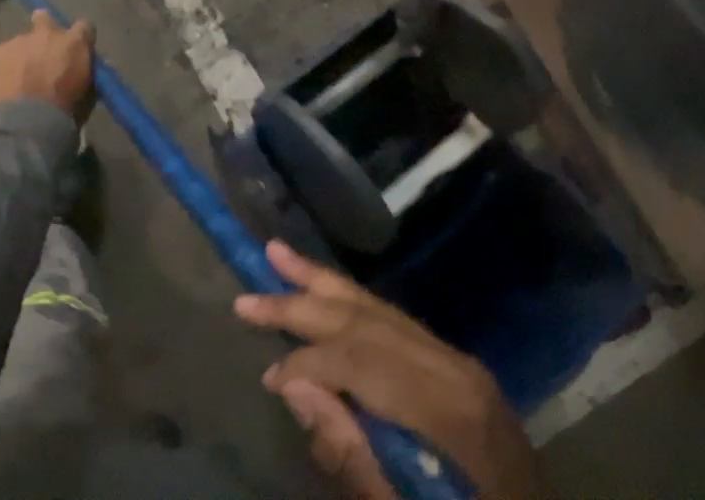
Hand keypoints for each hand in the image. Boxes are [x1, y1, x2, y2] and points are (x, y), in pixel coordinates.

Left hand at [0, 10, 96, 123]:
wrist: (27, 121)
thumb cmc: (65, 110)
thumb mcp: (88, 93)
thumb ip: (88, 72)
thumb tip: (90, 64)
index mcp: (74, 42)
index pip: (84, 26)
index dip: (80, 36)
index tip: (76, 49)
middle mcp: (47, 34)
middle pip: (44, 17)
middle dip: (44, 28)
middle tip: (42, 50)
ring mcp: (20, 40)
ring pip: (22, 41)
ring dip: (24, 54)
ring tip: (20, 79)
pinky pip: (4, 55)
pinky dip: (6, 66)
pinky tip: (7, 85)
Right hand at [234, 241, 544, 498]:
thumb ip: (350, 452)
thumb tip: (293, 386)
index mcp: (446, 407)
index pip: (359, 363)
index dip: (306, 365)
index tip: (267, 378)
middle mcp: (454, 368)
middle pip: (365, 321)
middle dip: (301, 304)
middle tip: (247, 296)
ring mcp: (458, 360)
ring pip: (379, 308)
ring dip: (322, 282)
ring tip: (277, 252)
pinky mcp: (455, 363)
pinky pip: (393, 319)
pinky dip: (351, 300)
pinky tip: (323, 287)